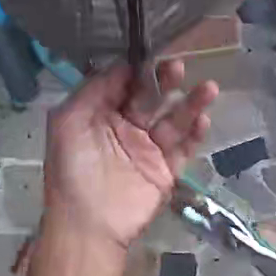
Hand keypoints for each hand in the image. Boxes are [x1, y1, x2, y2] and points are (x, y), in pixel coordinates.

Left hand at [43, 60, 217, 249]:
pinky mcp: (165, 171)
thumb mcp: (68, 121)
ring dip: (190, 103)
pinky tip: (202, 120)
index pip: (124, 84)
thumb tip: (121, 65)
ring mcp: (147, 149)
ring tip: (208, 88)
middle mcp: (126, 127)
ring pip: (174, 120)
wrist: (87, 223)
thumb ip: (93, 90)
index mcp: (100, 114)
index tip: (152, 51)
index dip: (138, 68)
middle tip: (177, 66)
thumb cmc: (72, 169)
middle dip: (165, 80)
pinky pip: (184, 148)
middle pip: (152, 97)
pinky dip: (195, 133)